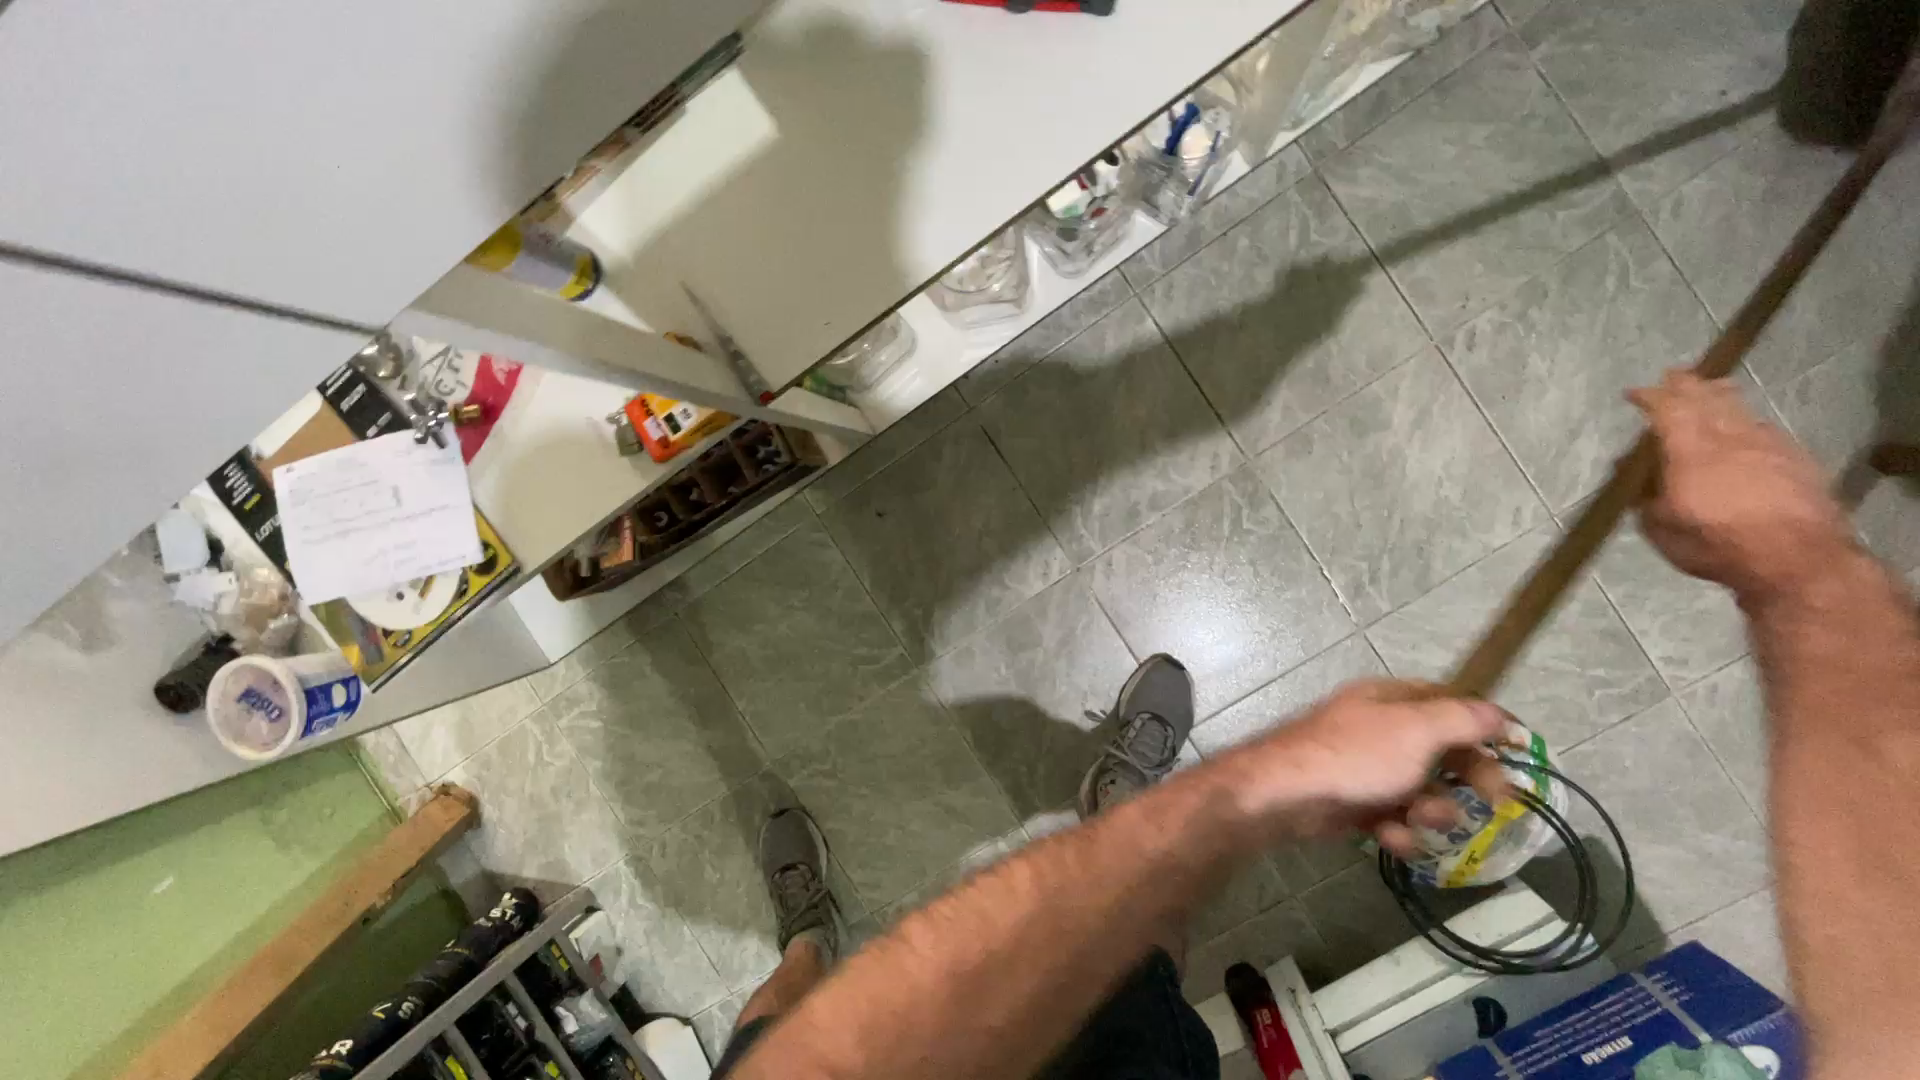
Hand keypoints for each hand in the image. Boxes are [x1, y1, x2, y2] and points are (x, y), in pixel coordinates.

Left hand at [1217, 680, 1510, 856]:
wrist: (1284, 795)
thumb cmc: (1353, 756)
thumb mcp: (1415, 729)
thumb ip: (1460, 719)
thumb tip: (1497, 713)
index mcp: (1388, 700)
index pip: (1448, 703)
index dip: (1483, 724)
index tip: (1516, 750)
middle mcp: (1377, 729)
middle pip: (1442, 751)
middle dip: (1468, 777)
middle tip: (1493, 801)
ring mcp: (1363, 768)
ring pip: (1421, 790)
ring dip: (1431, 810)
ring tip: (1420, 817)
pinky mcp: (1353, 803)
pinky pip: (1393, 818)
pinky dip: (1398, 830)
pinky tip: (1392, 837)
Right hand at [1628, 370, 1856, 602]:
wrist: (1796, 559)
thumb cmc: (1715, 543)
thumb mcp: (1660, 526)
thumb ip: (1646, 495)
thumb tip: (1635, 473)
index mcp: (1692, 452)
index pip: (1669, 411)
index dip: (1651, 398)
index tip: (1634, 392)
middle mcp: (1730, 439)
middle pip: (1708, 401)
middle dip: (1688, 386)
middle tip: (1675, 374)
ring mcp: (1769, 447)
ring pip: (1740, 410)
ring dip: (1722, 395)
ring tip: (1714, 386)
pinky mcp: (1796, 460)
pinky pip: (1764, 428)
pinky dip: (1747, 419)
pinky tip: (1747, 424)